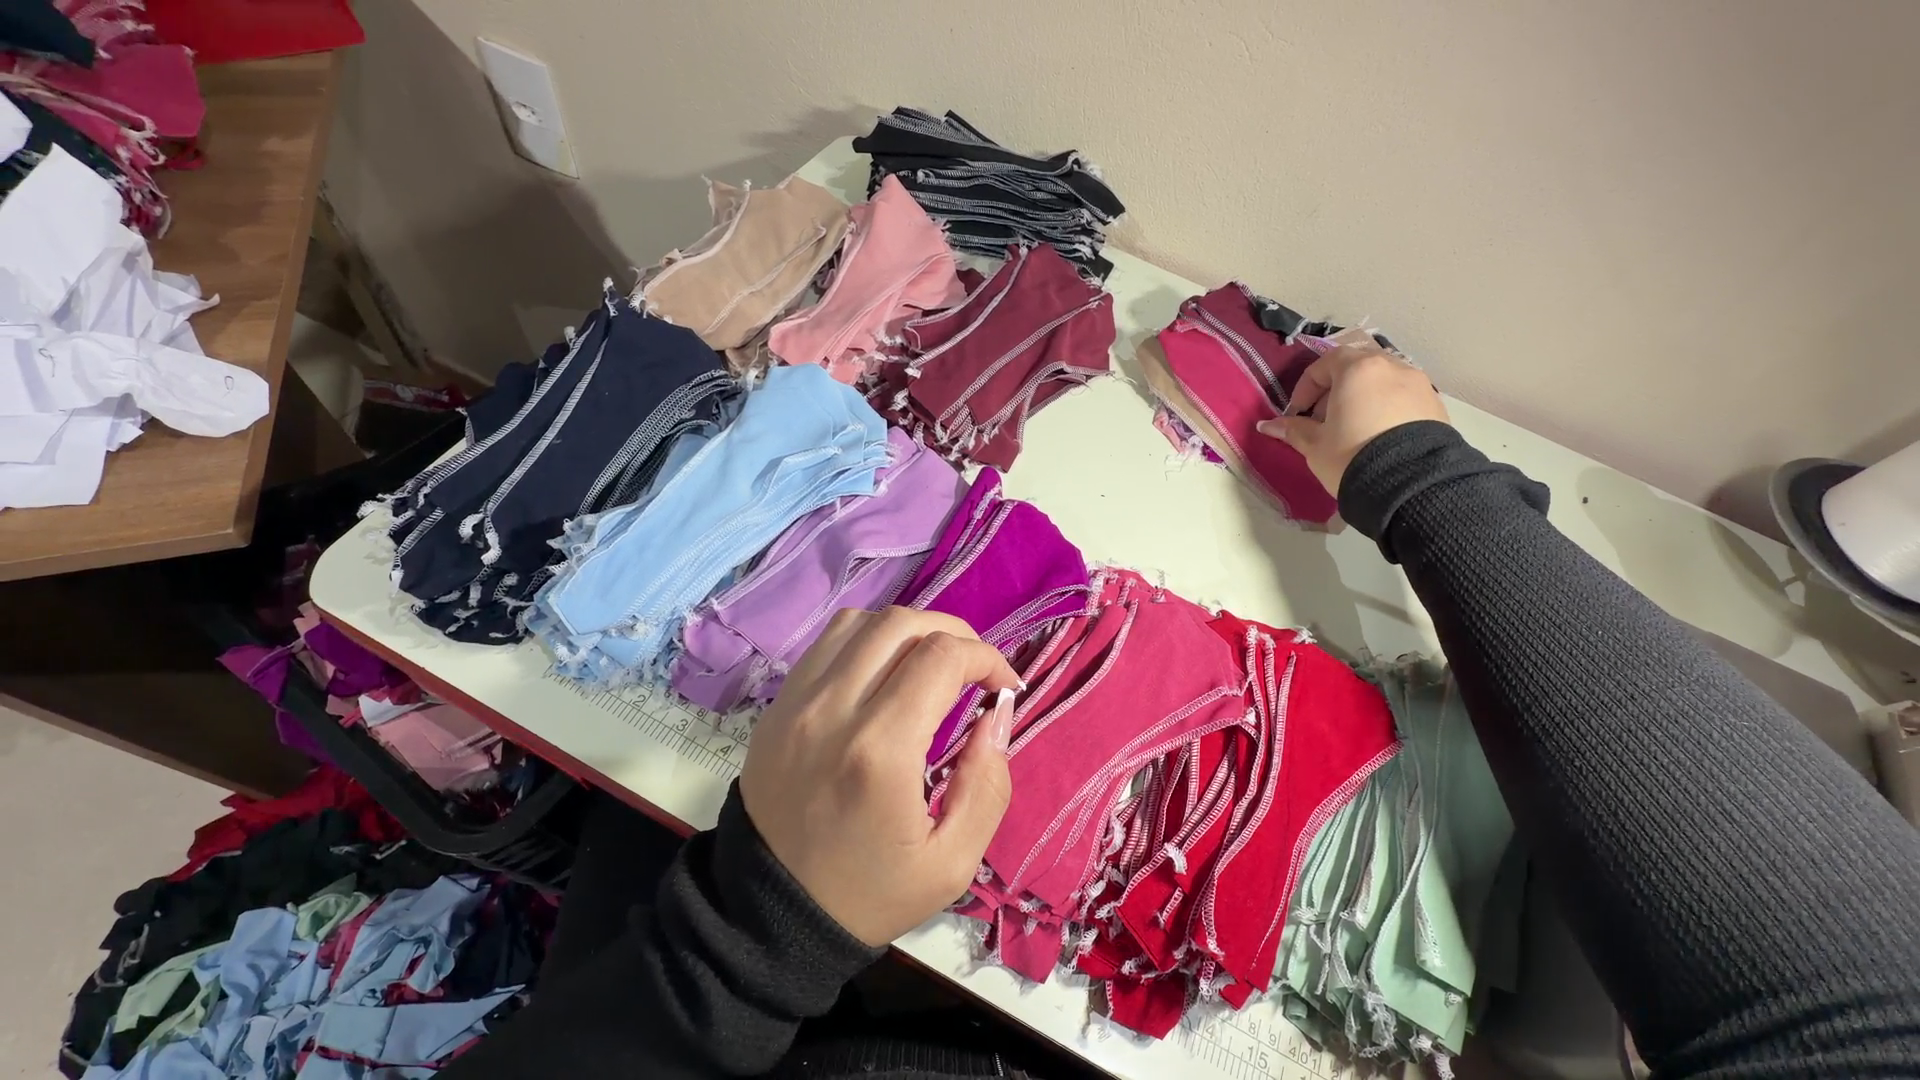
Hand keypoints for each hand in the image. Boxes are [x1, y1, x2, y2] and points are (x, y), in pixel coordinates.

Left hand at [739, 607, 1020, 945]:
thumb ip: (988, 785)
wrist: (768, 912)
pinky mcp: (777, 705)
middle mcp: (834, 709)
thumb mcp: (951, 863)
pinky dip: (867, 641)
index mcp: (880, 750)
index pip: (943, 657)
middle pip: (902, 624)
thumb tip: (996, 714)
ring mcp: (797, 701)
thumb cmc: (867, 893)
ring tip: (932, 664)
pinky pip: (826, 644)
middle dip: (954, 634)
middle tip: (975, 669)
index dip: (987, 658)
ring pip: (860, 622)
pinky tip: (885, 673)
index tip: (1004, 687)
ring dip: (908, 631)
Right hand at [1257, 345, 1449, 494]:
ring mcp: (1418, 384)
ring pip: (1381, 381)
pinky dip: (1385, 408)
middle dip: (1335, 389)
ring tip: (1352, 428)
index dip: (1305, 387)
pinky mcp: (1435, 405)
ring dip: (1362, 397)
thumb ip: (1293, 429)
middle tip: (1324, 418)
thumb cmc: (1352, 455)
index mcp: (1358, 370)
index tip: (1297, 413)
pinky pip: (1402, 398)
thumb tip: (1268, 425)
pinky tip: (1378, 435)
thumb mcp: (1315, 445)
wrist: (1410, 486)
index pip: (1324, 364)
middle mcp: (1392, 367)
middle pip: (1356, 367)